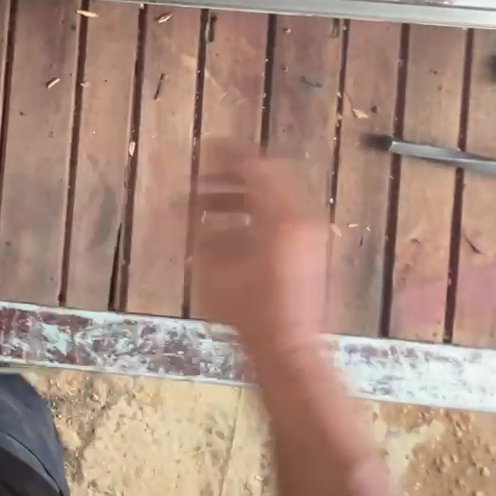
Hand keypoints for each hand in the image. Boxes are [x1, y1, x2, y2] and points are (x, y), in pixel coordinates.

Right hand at [189, 143, 328, 357]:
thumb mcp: (214, 259)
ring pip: (273, 199)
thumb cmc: (246, 305)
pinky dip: (251, 215)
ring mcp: (309, 238)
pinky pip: (279, 220)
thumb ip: (201, 222)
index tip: (203, 147)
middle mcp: (301, 220)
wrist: (287, 348)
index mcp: (281, 215)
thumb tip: (187, 200)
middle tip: (201, 174)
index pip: (256, 166)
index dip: (227, 154)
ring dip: (238, 195)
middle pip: (269, 179)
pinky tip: (223, 231)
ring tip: (205, 203)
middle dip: (232, 174)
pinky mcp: (308, 255)